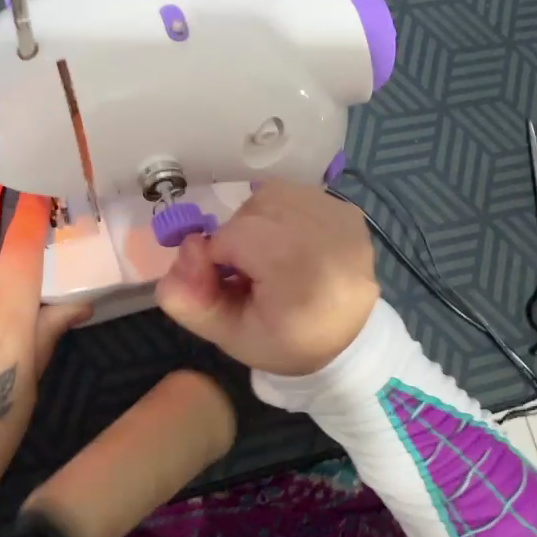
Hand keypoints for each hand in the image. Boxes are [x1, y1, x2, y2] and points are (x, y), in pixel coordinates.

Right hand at [155, 180, 377, 375]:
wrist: (343, 342)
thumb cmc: (282, 341)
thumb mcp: (227, 334)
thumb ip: (189, 297)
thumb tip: (186, 246)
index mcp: (302, 276)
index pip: (236, 235)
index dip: (218, 254)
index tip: (228, 280)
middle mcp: (330, 239)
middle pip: (253, 210)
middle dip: (238, 236)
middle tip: (247, 271)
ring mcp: (343, 222)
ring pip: (273, 195)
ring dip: (257, 220)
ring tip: (267, 256)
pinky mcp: (349, 212)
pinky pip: (297, 194)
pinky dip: (282, 214)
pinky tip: (289, 245)